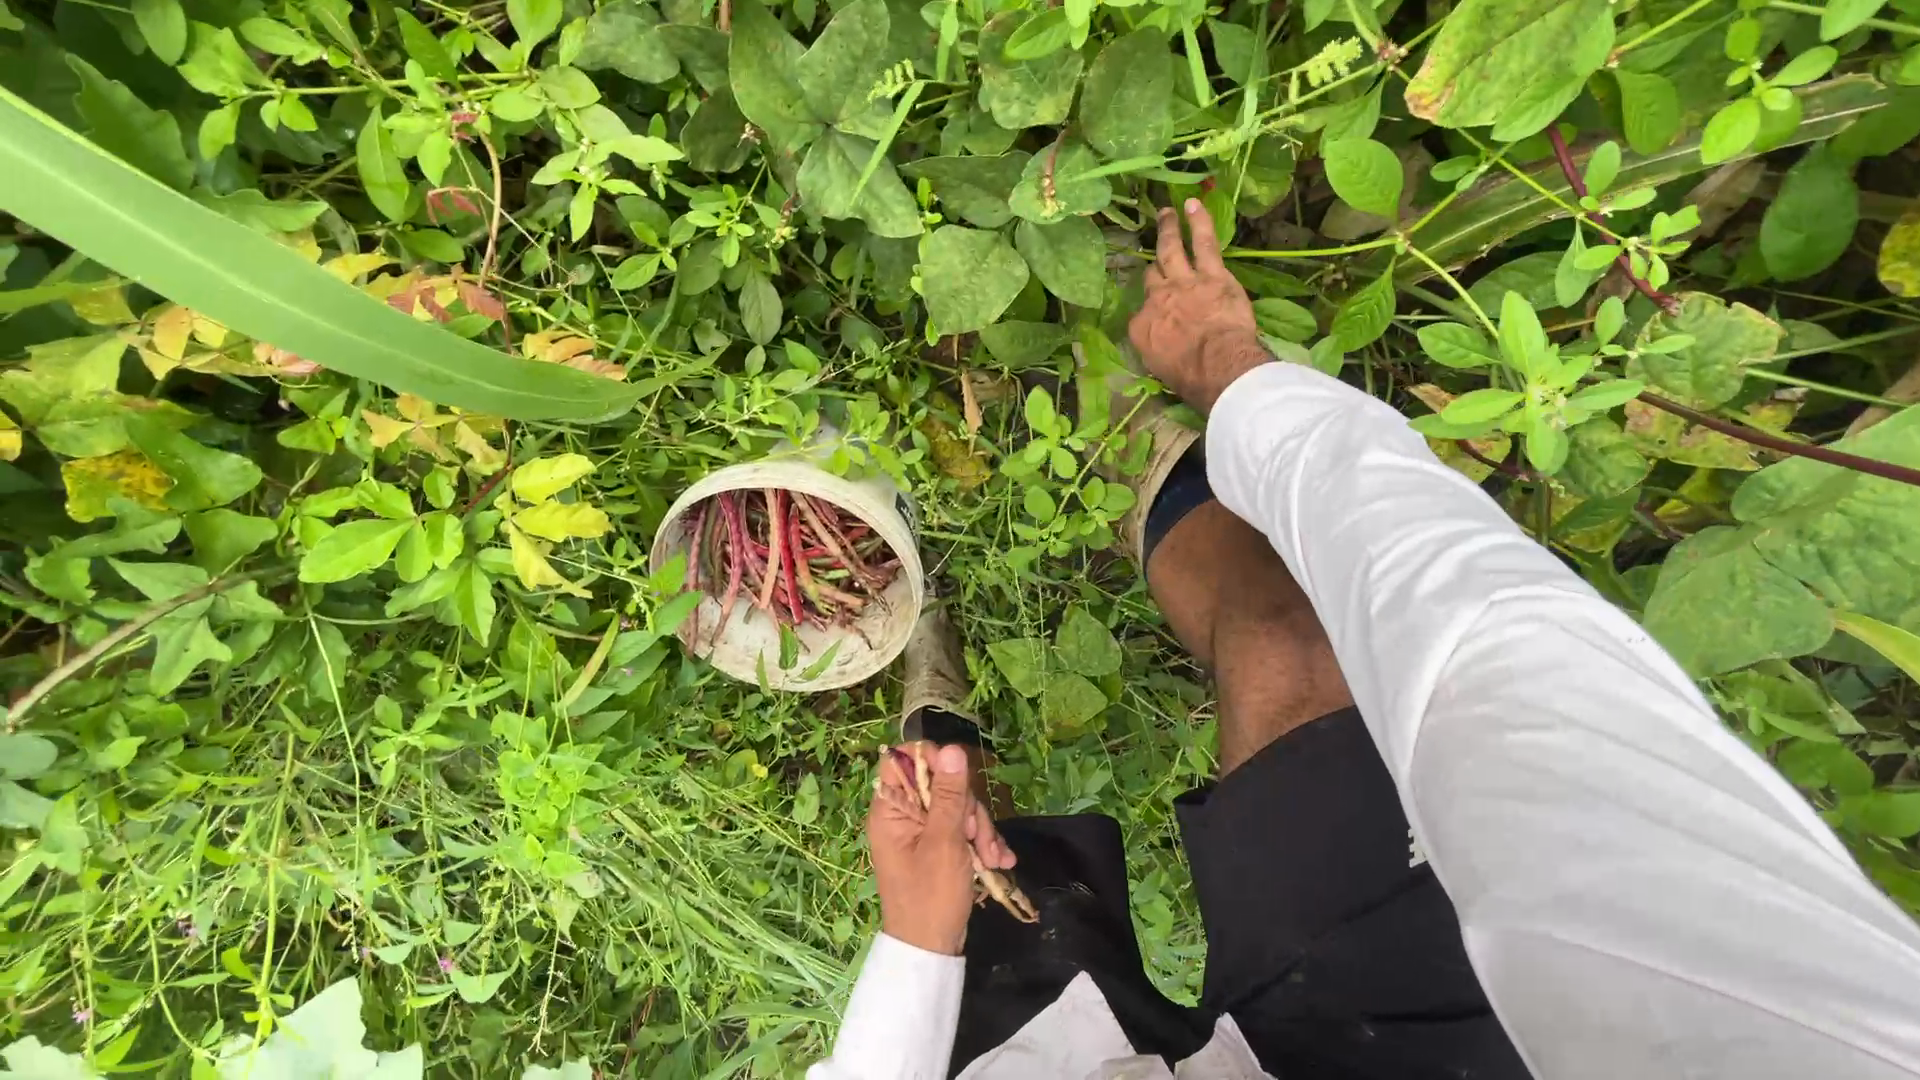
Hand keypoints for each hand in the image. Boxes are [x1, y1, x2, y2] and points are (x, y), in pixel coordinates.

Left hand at [867, 742, 1015, 955]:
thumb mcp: (945, 842)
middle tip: (978, 837)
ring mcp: (920, 831)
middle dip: (968, 808)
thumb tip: (952, 748)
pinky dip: (980, 842)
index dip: (932, 761)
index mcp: (890, 810)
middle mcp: (902, 815)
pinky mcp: (938, 846)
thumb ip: (949, 795)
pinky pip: (961, 828)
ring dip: (980, 829)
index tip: (958, 778)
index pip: (902, 760)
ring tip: (993, 858)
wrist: (932, 951)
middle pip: (939, 783)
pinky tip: (998, 861)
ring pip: (956, 806)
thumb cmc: (931, 897)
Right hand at [1128, 198, 1271, 413]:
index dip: (1150, 311)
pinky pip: (1203, 242)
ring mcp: (1184, 282)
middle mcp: (1157, 299)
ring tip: (1166, 213)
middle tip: (1150, 256)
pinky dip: (1198, 222)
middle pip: (1152, 277)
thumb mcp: (1159, 368)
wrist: (1215, 364)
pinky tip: (1194, 205)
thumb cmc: (1189, 377)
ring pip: (1171, 250)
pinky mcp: (1213, 274)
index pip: (1142, 313)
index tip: (1156, 314)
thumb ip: (1157, 348)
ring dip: (1168, 229)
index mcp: (1142, 327)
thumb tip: (1162, 345)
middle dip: (1152, 267)